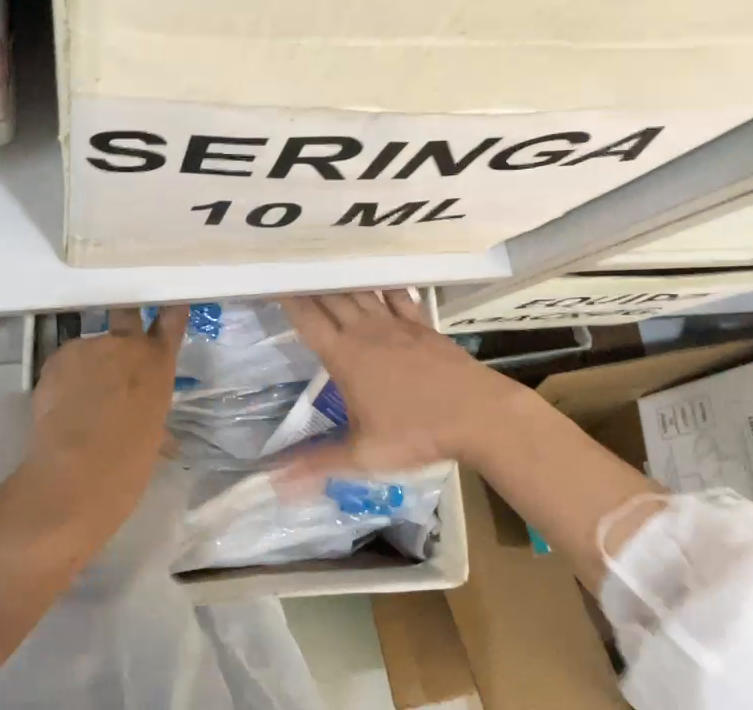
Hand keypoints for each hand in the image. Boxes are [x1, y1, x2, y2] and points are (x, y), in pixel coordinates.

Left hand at [0, 306, 184, 663]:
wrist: (78, 472)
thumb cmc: (127, 464)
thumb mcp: (151, 436)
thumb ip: (149, 413)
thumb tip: (151, 429)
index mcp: (158, 365)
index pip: (171, 321)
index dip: (170, 309)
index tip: (171, 300)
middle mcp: (126, 345)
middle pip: (125, 315)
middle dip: (122, 320)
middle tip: (114, 345)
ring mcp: (89, 346)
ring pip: (87, 350)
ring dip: (86, 367)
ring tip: (77, 403)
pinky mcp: (57, 357)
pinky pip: (63, 364)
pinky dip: (62, 380)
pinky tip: (59, 407)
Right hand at [277, 292, 524, 481]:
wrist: (478, 414)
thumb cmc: (416, 433)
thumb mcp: (363, 455)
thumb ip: (318, 464)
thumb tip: (274, 484)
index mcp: (344, 356)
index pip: (308, 320)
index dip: (289, 300)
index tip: (273, 284)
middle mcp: (366, 332)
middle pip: (332, 299)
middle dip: (311, 284)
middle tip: (293, 271)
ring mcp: (396, 324)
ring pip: (362, 293)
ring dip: (343, 281)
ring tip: (327, 269)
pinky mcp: (423, 326)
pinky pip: (398, 297)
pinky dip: (384, 286)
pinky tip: (380, 280)